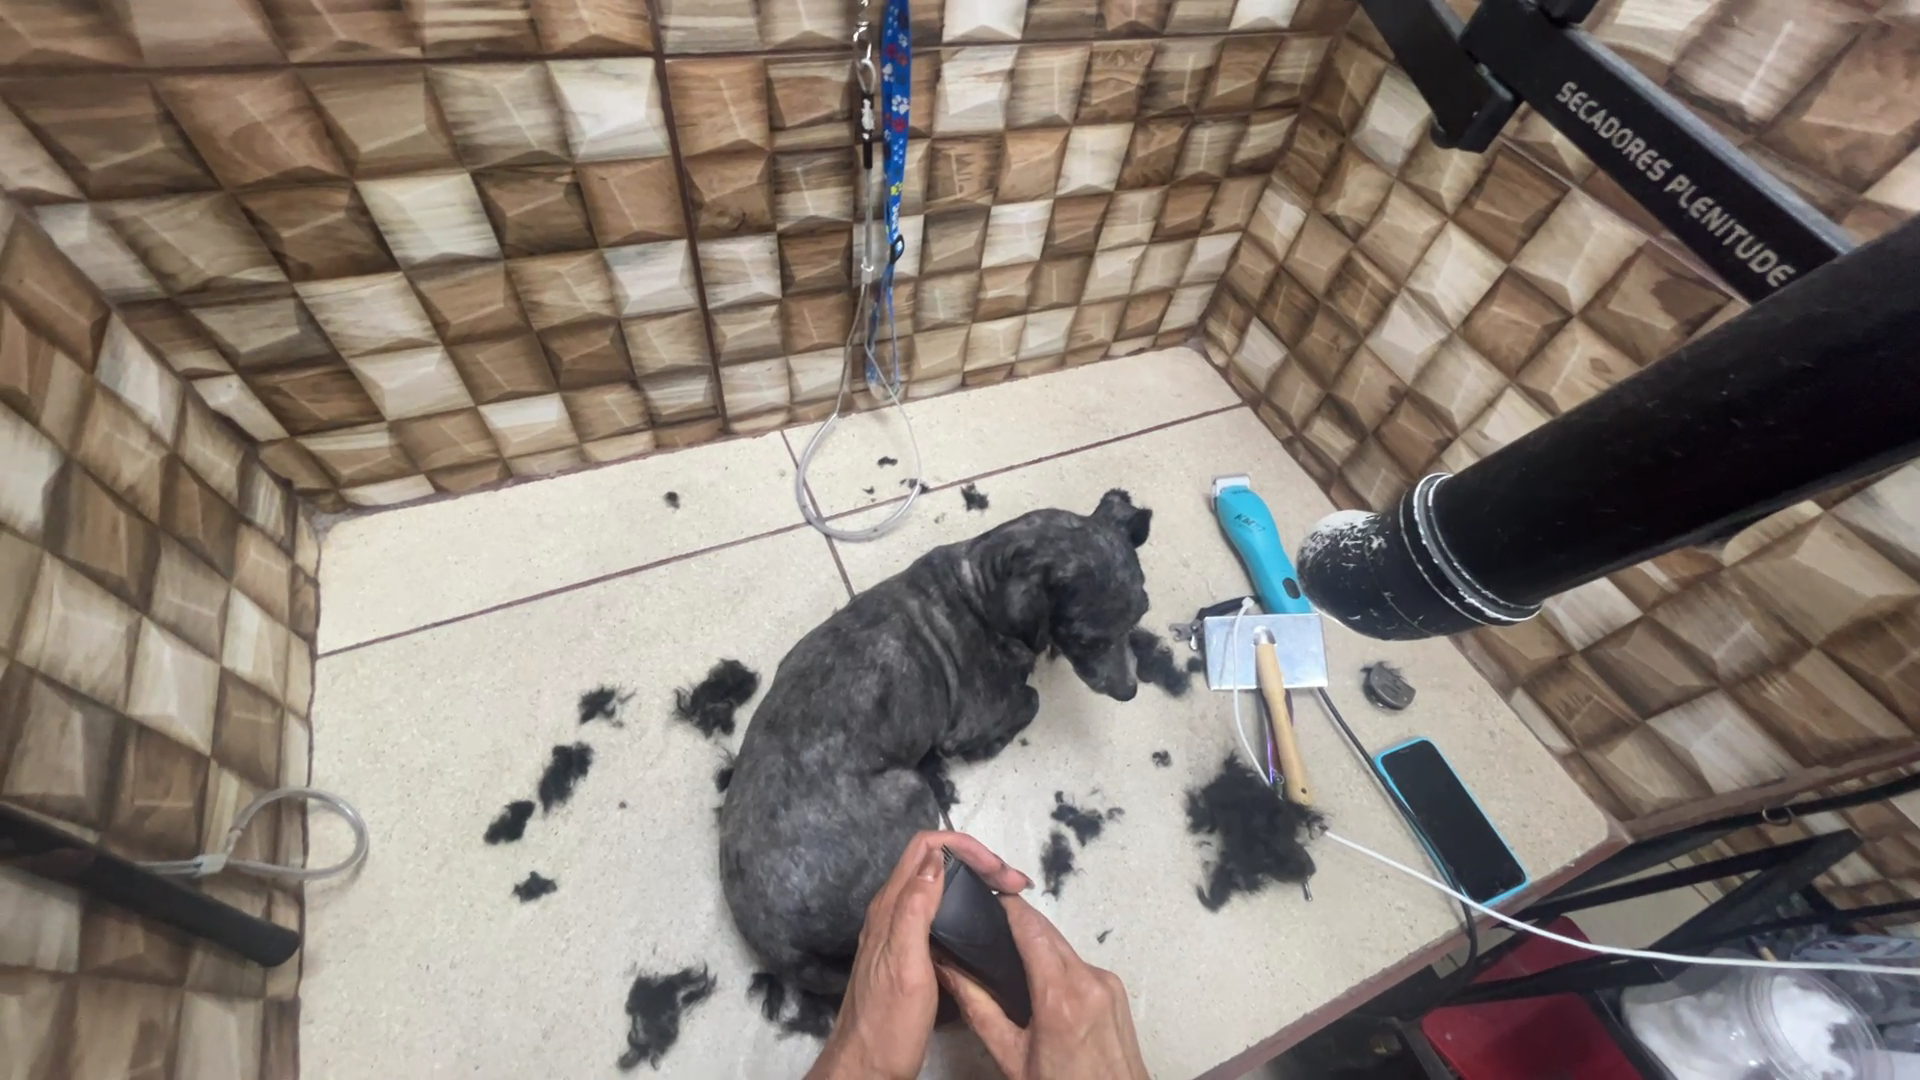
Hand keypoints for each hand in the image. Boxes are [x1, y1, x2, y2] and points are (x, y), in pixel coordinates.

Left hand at [807, 831, 1033, 1079]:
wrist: (866, 1069)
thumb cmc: (888, 1023)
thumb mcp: (906, 964)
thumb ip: (915, 908)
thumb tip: (936, 859)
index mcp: (891, 905)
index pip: (926, 848)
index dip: (964, 847)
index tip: (998, 869)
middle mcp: (892, 908)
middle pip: (934, 860)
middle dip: (977, 860)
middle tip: (1014, 883)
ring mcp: (898, 928)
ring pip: (938, 882)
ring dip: (974, 879)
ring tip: (1007, 895)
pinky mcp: (907, 948)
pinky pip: (938, 907)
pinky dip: (966, 902)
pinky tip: (983, 920)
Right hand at [937, 896, 1150, 1079]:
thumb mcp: (1011, 1058)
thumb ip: (979, 1008)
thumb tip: (950, 970)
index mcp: (1060, 998)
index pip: (1031, 927)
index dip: (1008, 906)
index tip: (988, 897)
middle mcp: (1089, 981)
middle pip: (1048, 931)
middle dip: (1020, 923)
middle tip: (990, 926)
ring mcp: (1107, 983)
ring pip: (1064, 946)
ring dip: (1040, 945)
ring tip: (1013, 961)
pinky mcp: (1116, 989)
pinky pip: (1080, 964)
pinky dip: (1060, 966)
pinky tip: (1044, 986)